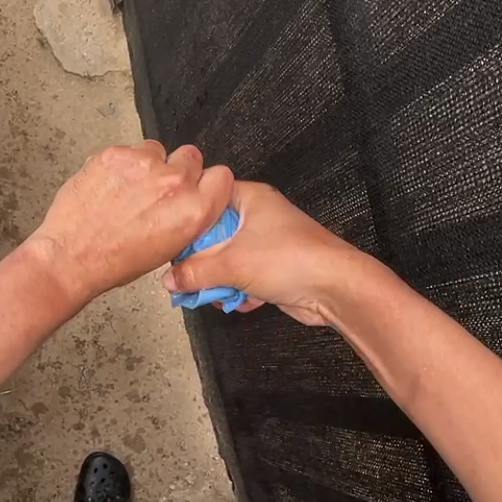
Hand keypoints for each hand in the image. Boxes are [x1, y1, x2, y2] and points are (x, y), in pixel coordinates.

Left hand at [26, 141, 234, 302]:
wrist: (71, 257)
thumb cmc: (115, 262)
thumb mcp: (167, 249)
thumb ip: (187, 218)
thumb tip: (189, 202)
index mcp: (194, 211)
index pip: (221, 176)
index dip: (206, 182)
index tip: (195, 188)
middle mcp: (174, 183)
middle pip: (190, 157)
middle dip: (175, 171)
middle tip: (154, 192)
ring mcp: (144, 165)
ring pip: (156, 150)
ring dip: (146, 166)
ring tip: (126, 191)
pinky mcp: (116, 154)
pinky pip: (126, 151)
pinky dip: (118, 165)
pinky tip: (107, 188)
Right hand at [160, 181, 373, 325]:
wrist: (334, 288)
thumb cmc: (288, 260)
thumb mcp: (230, 264)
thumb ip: (193, 272)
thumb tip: (167, 281)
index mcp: (248, 198)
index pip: (206, 200)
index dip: (187, 220)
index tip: (170, 243)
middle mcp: (257, 216)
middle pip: (213, 236)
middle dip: (200, 262)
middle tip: (187, 279)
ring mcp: (265, 243)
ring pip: (225, 260)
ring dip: (218, 281)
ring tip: (214, 295)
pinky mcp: (272, 269)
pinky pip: (242, 278)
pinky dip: (237, 291)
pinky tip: (238, 302)